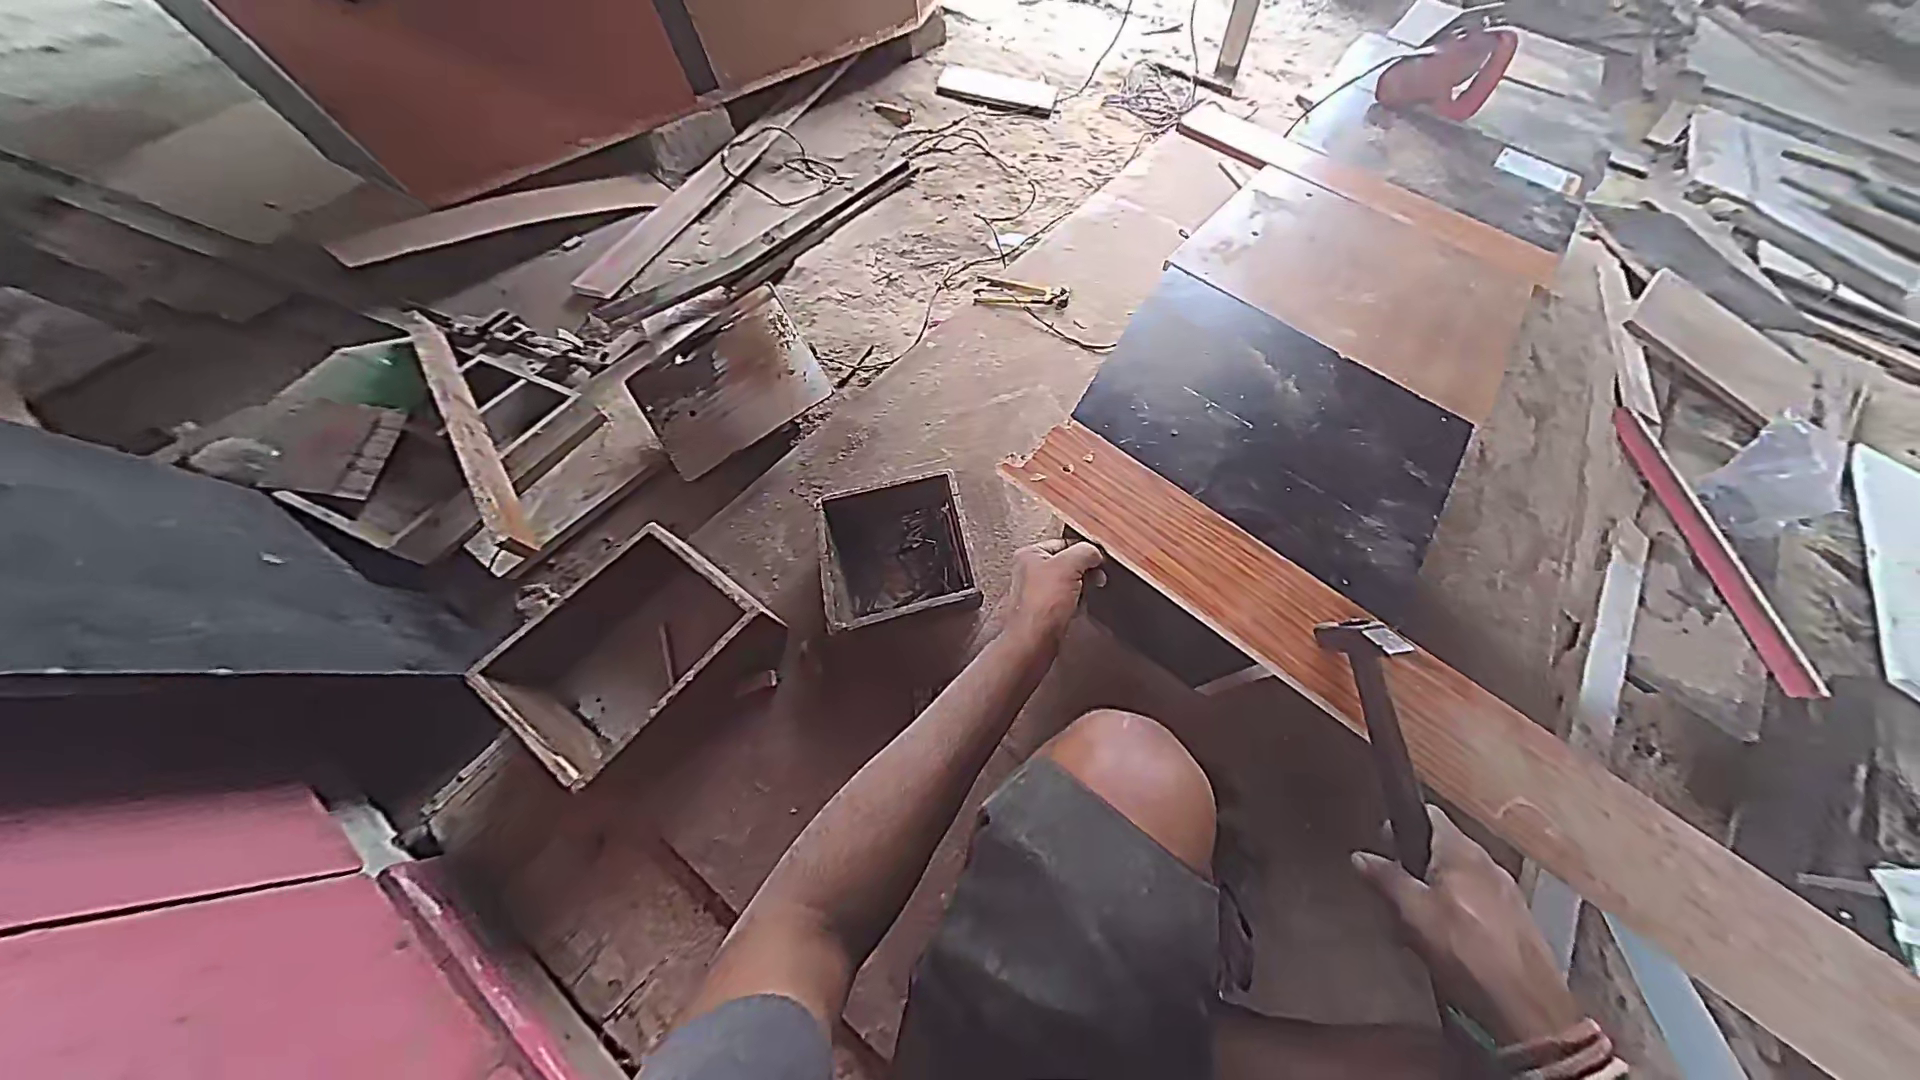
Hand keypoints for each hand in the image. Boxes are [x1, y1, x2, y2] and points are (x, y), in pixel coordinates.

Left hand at [1003, 539, 1103, 643]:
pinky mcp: (1044, 611)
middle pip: (1066, 563)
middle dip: (1085, 570)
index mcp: (1030, 554)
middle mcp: (1030, 571)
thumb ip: (1084, 552)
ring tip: (1087, 593)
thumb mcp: (1068, 565)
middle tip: (1097, 576)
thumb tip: (1094, 551)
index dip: (1083, 549)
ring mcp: (1036, 592)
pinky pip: (1066, 601)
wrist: (1034, 639)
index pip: (1063, 543)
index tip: (1099, 556)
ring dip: (1082, 587)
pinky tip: (1078, 607)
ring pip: (1068, 583)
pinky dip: (1076, 603)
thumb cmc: (1042, 603)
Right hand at [1352, 806, 1584, 1044]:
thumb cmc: (1465, 949)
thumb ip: (1385, 878)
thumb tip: (1360, 856)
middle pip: (1441, 847)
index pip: (1428, 814)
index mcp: (1462, 851)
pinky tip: (1447, 939)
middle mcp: (1488, 863)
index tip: (1383, 843)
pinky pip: (1477, 901)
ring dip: (1435, 890)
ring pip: (1458, 876)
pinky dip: (1457, 910)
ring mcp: (1508, 892)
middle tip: (1394, 890)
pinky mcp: (1518, 921)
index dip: (1401, 823)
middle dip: (1415, 864)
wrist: (1529, 1010)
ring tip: (1417, 919)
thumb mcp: (1412, 911)